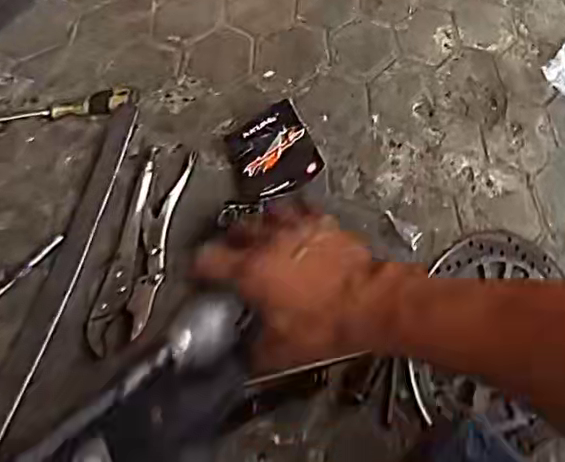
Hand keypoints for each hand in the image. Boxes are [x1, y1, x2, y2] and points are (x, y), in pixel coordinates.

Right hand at [193, 203, 409, 369]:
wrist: (367, 300)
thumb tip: (242, 354)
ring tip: (260, 230)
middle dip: (230, 238)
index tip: (197, 269)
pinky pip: (305, 210)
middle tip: (227, 249)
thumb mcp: (275, 350)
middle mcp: (275, 241)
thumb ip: (250, 348)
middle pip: (240, 227)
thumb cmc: (325, 322)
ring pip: (272, 211)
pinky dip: (296, 216)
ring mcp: (302, 228)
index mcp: (253, 270)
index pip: (209, 259)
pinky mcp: (327, 223)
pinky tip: (298, 223)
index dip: (198, 265)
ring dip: (263, 221)